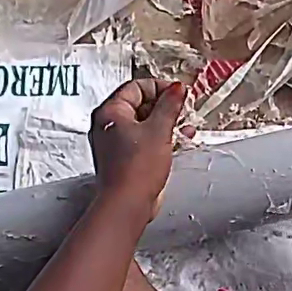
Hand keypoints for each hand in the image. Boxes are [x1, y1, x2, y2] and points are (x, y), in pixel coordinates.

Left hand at [90, 77, 184, 222]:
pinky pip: (142, 142)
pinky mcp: (123, 160)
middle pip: (139, 105)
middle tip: (181, 110)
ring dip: (164, 124)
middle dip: (164, 107)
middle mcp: (107, 126)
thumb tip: (176, 89)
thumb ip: (169, 105)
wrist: (127, 203)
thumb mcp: (159, 130)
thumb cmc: (135, 170)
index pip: (136, 87)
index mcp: (110, 112)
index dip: (160, 87)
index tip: (177, 93)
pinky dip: (159, 139)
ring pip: (142, 125)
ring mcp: (114, 144)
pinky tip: (176, 142)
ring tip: (183, 127)